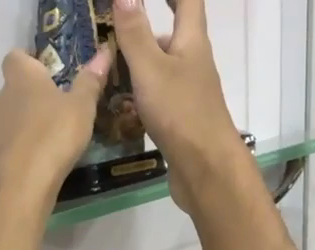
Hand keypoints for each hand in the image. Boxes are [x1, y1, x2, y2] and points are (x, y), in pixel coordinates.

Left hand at [0, 46, 112, 210]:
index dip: (29, 61)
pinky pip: (4, 145)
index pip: (15, 57)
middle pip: (10, 90)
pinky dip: (16, 148)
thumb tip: (103, 52)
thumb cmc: (53, 137)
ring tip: (44, 136)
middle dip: (27, 96)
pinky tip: (33, 160)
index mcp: (20, 77)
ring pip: (5, 119)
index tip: (46, 72)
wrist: (21, 189)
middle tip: (52, 108)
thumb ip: (90, 81)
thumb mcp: (81, 107)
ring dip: (21, 124)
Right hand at [109, 0, 244, 204]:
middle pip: (173, 34)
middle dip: (150, 26)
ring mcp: (188, 92)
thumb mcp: (150, 70)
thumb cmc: (180, 113)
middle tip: (120, 26)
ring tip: (110, 67)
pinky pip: (158, 95)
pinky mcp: (180, 118)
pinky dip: (140, 92)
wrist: (204, 167)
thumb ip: (135, 34)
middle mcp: (193, 62)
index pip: (187, 0)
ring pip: (162, 67)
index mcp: (191, 41)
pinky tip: (121, 104)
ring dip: (140, 63)